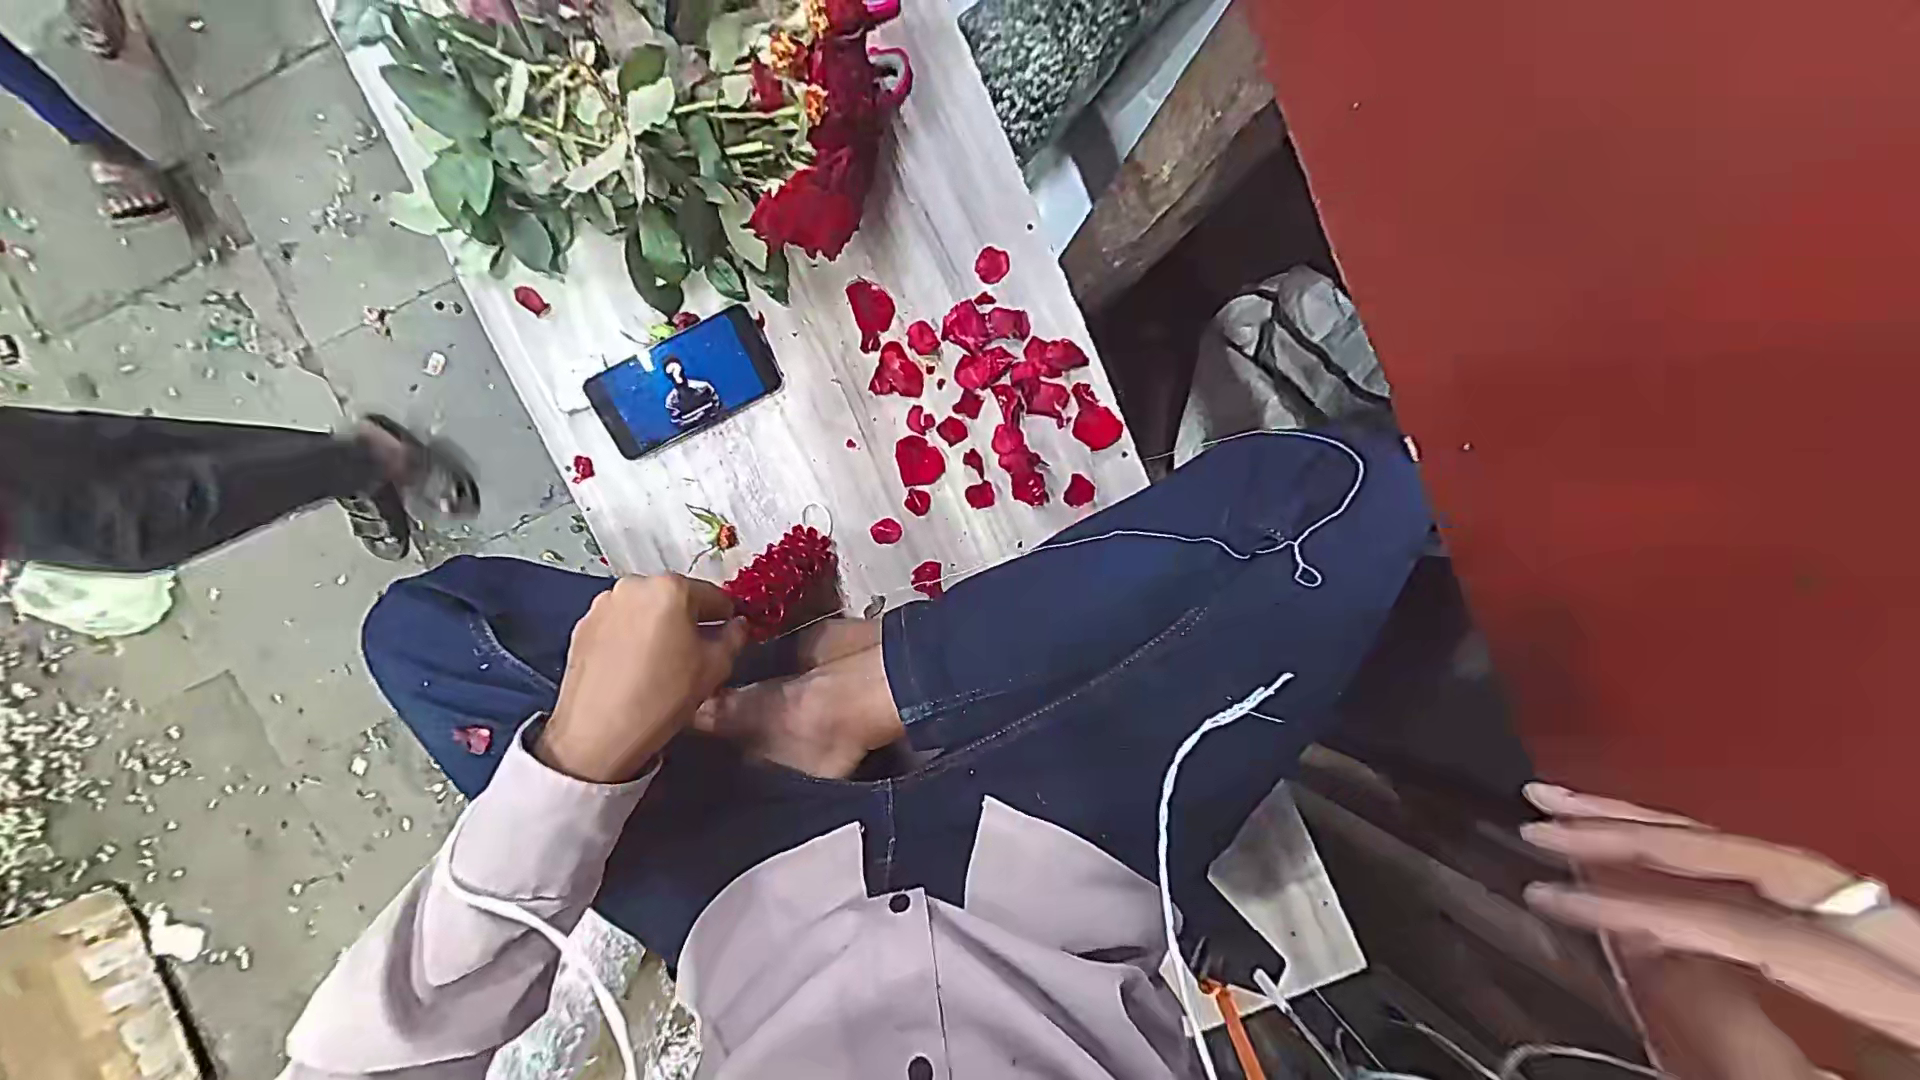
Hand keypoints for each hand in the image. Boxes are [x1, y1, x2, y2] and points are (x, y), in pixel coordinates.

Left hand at [537, 575, 747, 783]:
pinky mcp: (583, 627)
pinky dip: (634, 637)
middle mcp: (634, 587)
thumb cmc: (662, 696)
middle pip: (676, 598)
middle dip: (690, 620)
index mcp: (671, 588)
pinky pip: (622, 624)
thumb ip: (735, 637)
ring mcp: (604, 606)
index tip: (729, 632)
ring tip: (664, 661)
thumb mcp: (716, 666)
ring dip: (660, 626)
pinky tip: (638, 666)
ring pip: (647, 610)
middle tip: (696, 651)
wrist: (598, 734)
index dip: (726, 617)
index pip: (713, 596)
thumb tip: (736, 626)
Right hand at [1520, 783, 1919, 1078]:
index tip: (1552, 897)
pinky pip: (1763, 878)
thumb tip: (1637, 939)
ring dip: (1647, 826)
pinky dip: (1683, 850)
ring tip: (1558, 801)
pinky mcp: (1858, 939)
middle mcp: (1918, 954)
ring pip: (1763, 856)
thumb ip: (1732, 1030)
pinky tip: (1619, 831)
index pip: (1757, 931)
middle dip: (1639, 837)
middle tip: (1546, 818)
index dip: (1642, 909)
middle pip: (1768, 865)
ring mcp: (1896, 942)